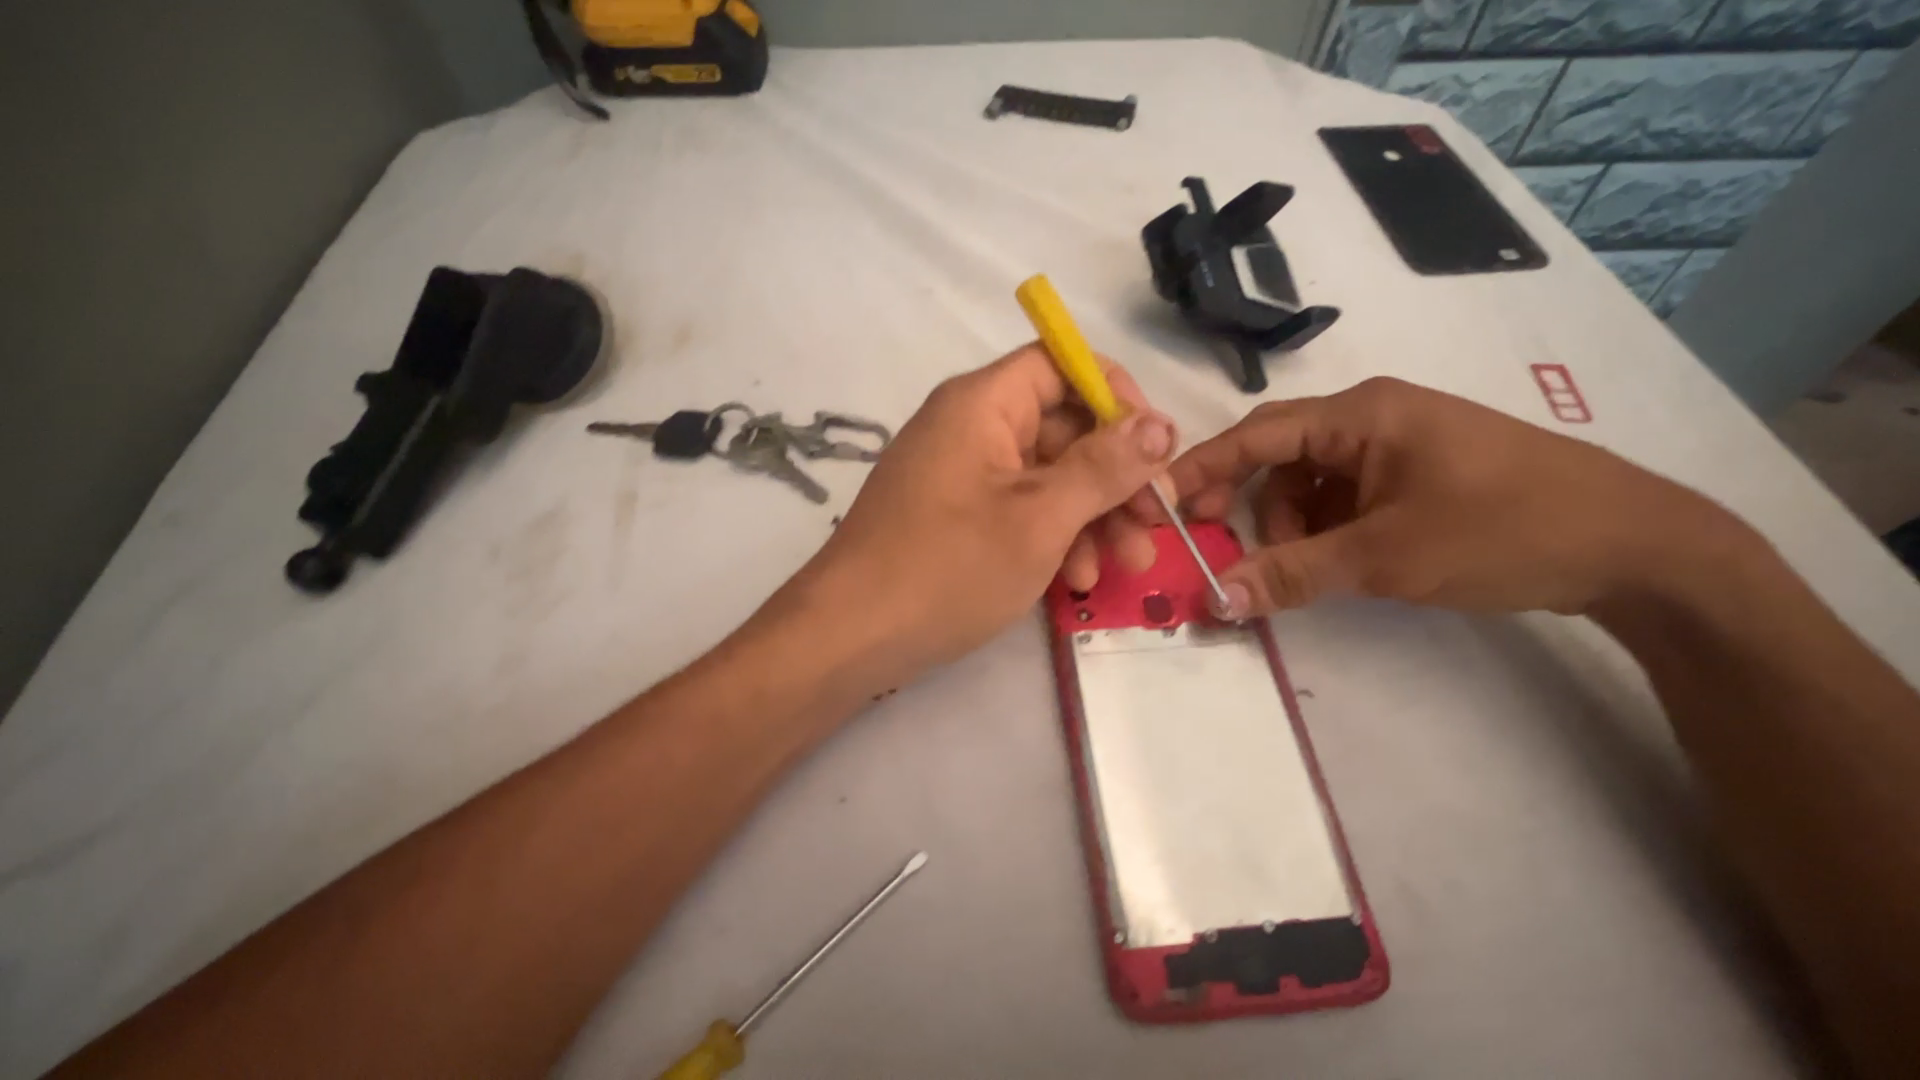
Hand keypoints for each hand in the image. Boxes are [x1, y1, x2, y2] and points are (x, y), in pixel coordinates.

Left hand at [792, 345, 1176, 682]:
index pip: (1061, 364)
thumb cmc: (948, 568)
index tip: (1158, 447)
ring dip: (1091, 517)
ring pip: (1044, 476)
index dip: (1117, 397)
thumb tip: (1160, 423)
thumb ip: (1104, 466)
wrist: (849, 638)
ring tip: (1125, 567)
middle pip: (1061, 426)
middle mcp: (968, 426)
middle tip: (1156, 524)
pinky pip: (1015, 509)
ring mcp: (957, 474)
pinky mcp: (951, 517)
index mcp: (982, 403)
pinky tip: (1076, 582)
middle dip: (1114, 476)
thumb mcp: (1040, 517)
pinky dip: (1051, 537)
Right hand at [1154, 377, 1752, 618]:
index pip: (1256, 433)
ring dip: (1296, 528)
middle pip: (1281, 459)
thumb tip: (1214, 601)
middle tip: (1244, 561)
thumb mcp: (1385, 557)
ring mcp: (1400, 446)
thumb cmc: (1502, 530)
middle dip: (1255, 510)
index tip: (1158, 507)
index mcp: (1362, 414)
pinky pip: (1349, 497)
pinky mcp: (1421, 474)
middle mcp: (1374, 418)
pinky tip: (1347, 564)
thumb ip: (1292, 575)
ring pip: (1314, 484)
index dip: (1201, 470)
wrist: (1634, 544)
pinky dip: (1331, 530)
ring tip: (1315, 572)